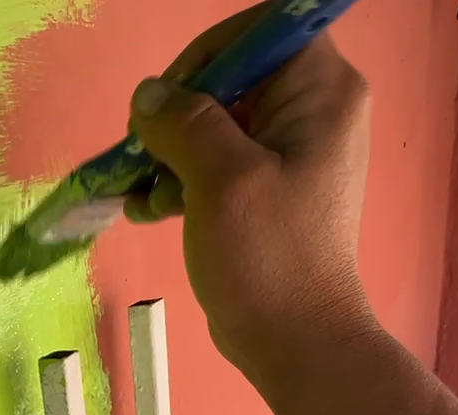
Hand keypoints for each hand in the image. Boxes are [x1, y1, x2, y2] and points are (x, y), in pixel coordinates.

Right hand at [127, 5, 377, 383]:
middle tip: (140, 156)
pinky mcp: (263, 195)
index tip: (164, 102)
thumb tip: (147, 94)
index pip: (259, 34)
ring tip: (137, 196)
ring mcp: (286, 157)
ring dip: (167, 158)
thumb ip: (184, 125)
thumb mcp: (221, 181)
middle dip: (176, 120)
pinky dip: (178, 184)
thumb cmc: (266, 256)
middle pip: (230, 84)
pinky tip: (146, 211)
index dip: (204, 57)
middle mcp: (309, 113)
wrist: (290, 337)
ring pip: (213, 130)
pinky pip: (214, 168)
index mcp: (320, 92)